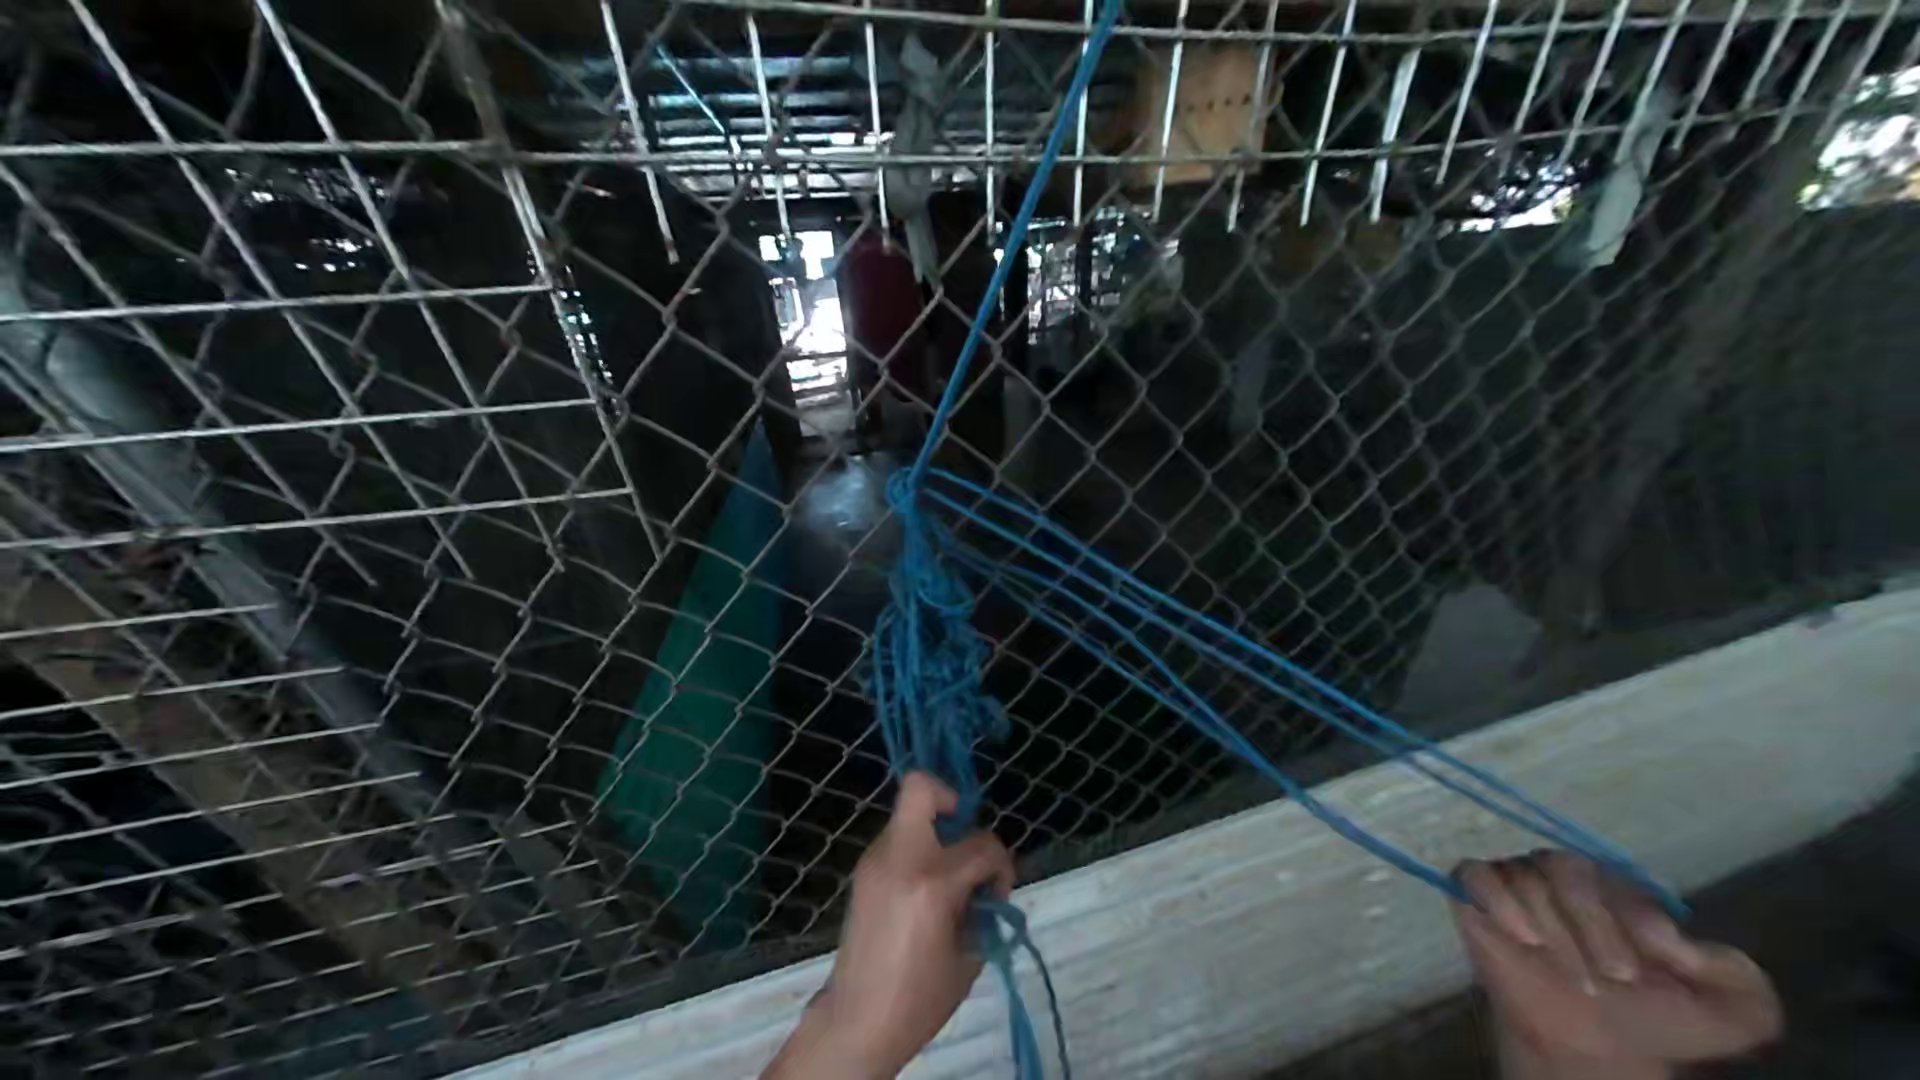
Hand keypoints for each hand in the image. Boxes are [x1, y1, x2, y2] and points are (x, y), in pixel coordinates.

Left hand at [763, 772, 1014, 1079]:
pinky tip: (923, 890)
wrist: (857, 1021)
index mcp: (932, 882)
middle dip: (951, 800)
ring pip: (910, 812)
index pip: (983, 844)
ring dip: (935, 832)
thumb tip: (987, 881)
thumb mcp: (969, 953)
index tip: (995, 893)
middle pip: (921, 787)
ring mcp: (875, 858)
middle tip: (962, 839)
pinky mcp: (863, 868)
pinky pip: (898, 838)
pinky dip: (917, 850)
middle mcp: (899, 856)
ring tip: (944, 876)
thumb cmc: (920, 998)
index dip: (1001, 865)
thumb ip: (983, 905)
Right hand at [1455, 852, 1781, 1079]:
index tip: (1644, 971)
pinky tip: (1522, 937)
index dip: (1631, 917)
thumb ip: (1738, 976)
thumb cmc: (1654, 1020)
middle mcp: (1560, 874)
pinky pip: (1472, 874)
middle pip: (1564, 866)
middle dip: (1589, 924)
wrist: (1589, 1047)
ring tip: (1570, 975)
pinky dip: (1495, 900)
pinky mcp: (1471, 893)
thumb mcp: (1733, 1013)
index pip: (1616, 877)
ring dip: (1551, 929)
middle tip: (1611, 979)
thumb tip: (1672, 940)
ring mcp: (1512, 880)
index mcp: (1616, 888)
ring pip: (1523, 877)